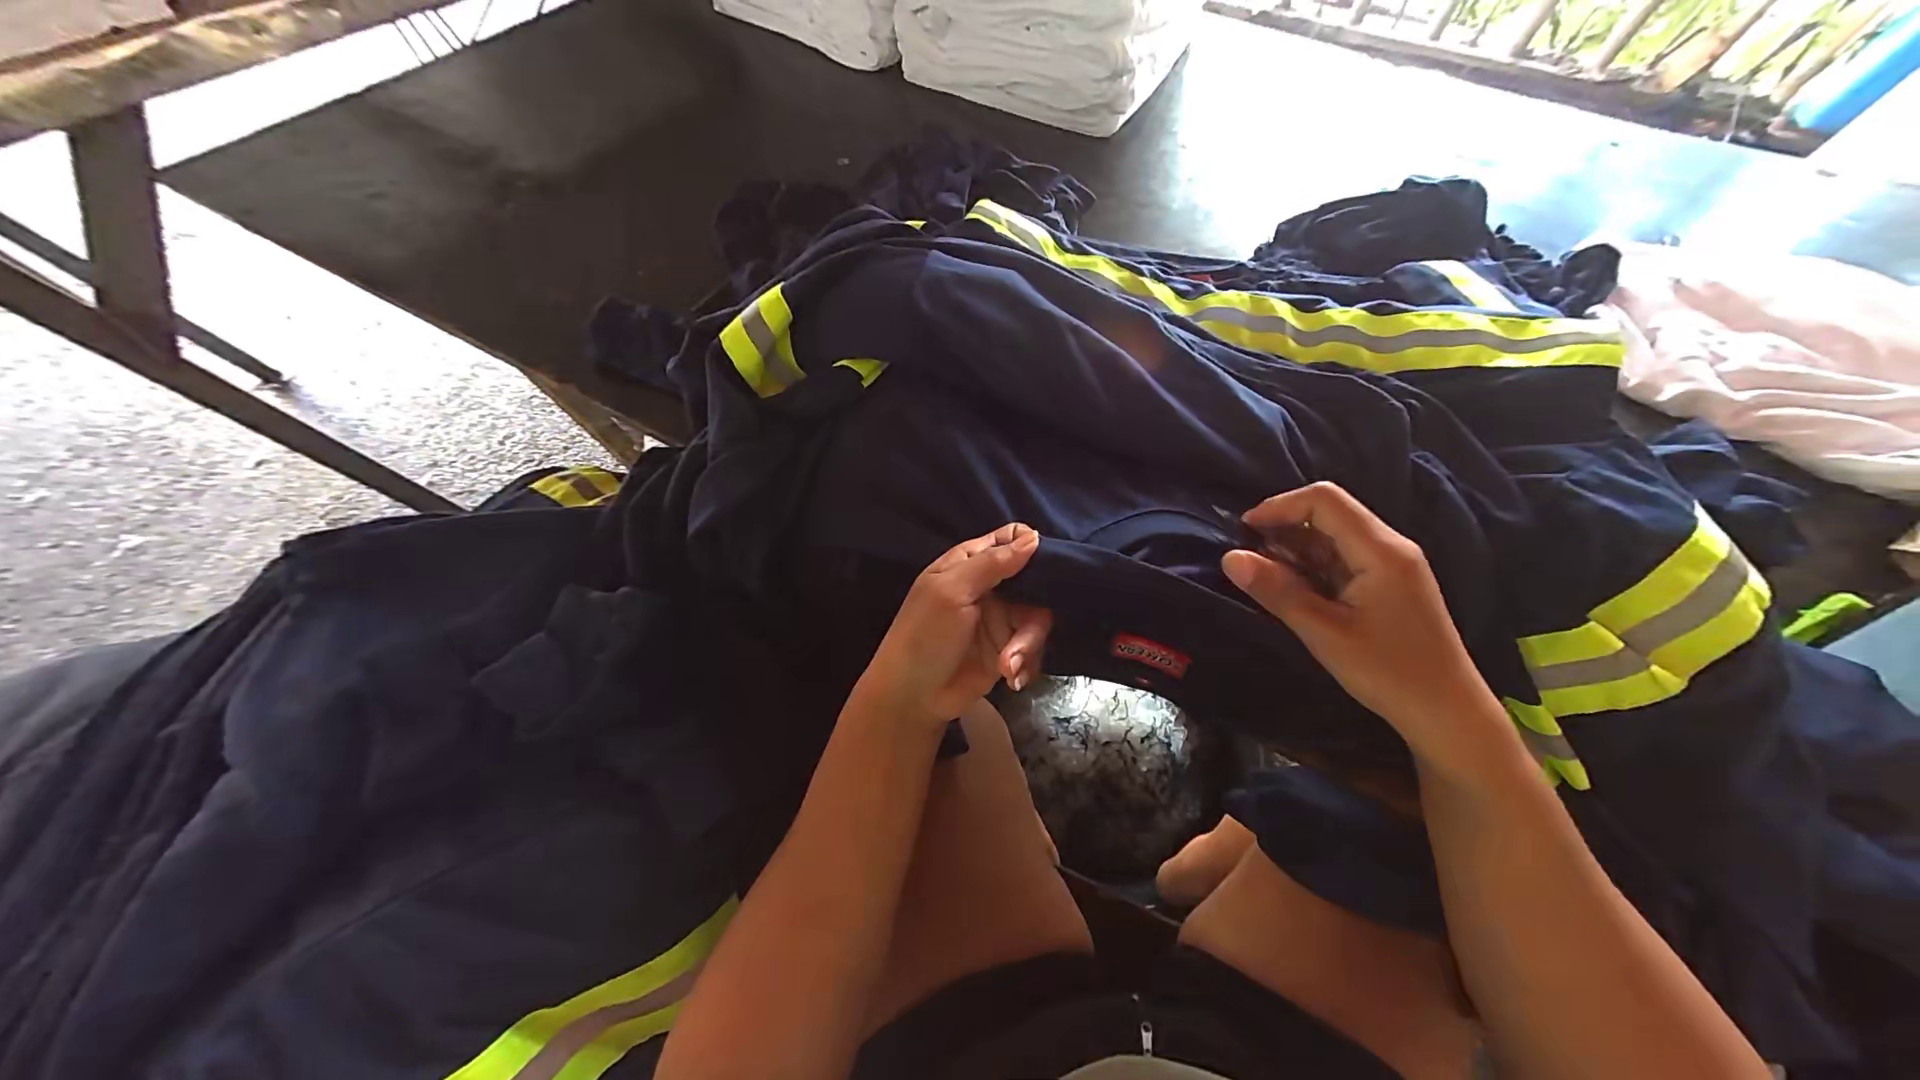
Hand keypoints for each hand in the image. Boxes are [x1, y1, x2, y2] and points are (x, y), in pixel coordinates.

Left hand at [854, 524, 1052, 729]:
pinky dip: (1026, 662)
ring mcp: (999, 620)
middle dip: (1036, 608)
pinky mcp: (1007, 650)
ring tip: (1007, 664)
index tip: (1046, 564)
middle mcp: (989, 587)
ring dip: (1027, 644)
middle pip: (1034, 583)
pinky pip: (1033, 648)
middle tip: (1027, 627)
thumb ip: (992, 563)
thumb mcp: (952, 591)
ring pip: (1037, 619)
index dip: (1030, 546)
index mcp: (969, 563)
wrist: (912, 698)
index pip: (1009, 540)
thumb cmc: (924, 636)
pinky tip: (1010, 676)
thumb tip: (1033, 536)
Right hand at [1221, 482, 1508, 767]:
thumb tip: (1230, 557)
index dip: (1279, 506)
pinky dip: (1309, 567)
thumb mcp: (1324, 632)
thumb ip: (1277, 590)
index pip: (1324, 500)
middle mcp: (1389, 547)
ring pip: (1331, 537)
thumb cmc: (1388, 672)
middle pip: (1328, 514)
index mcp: (1381, 550)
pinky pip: (1341, 559)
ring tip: (1262, 576)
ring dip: (1293, 549)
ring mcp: (1390, 566)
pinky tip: (1290, 589)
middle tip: (1248, 558)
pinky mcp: (1386, 584)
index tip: (1243, 531)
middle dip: (1283, 528)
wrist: (1447, 713)